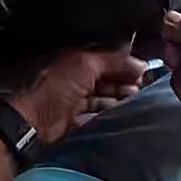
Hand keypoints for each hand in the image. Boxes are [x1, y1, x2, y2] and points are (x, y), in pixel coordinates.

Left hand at [7, 47, 147, 141]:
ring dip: (118, 98)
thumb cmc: (57, 87)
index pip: (105, 60)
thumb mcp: (87, 65)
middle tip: (143, 87)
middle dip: (124, 82)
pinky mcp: (73, 119)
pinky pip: (94, 115)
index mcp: (76, 62)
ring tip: (135, 101)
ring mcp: (73, 100)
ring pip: (101, 97)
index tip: (144, 71)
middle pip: (105, 79)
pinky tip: (120, 115)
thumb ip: (113, 61)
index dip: (124, 65)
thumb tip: (138, 63)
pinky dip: (107, 114)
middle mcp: (74, 79)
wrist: (36, 118)